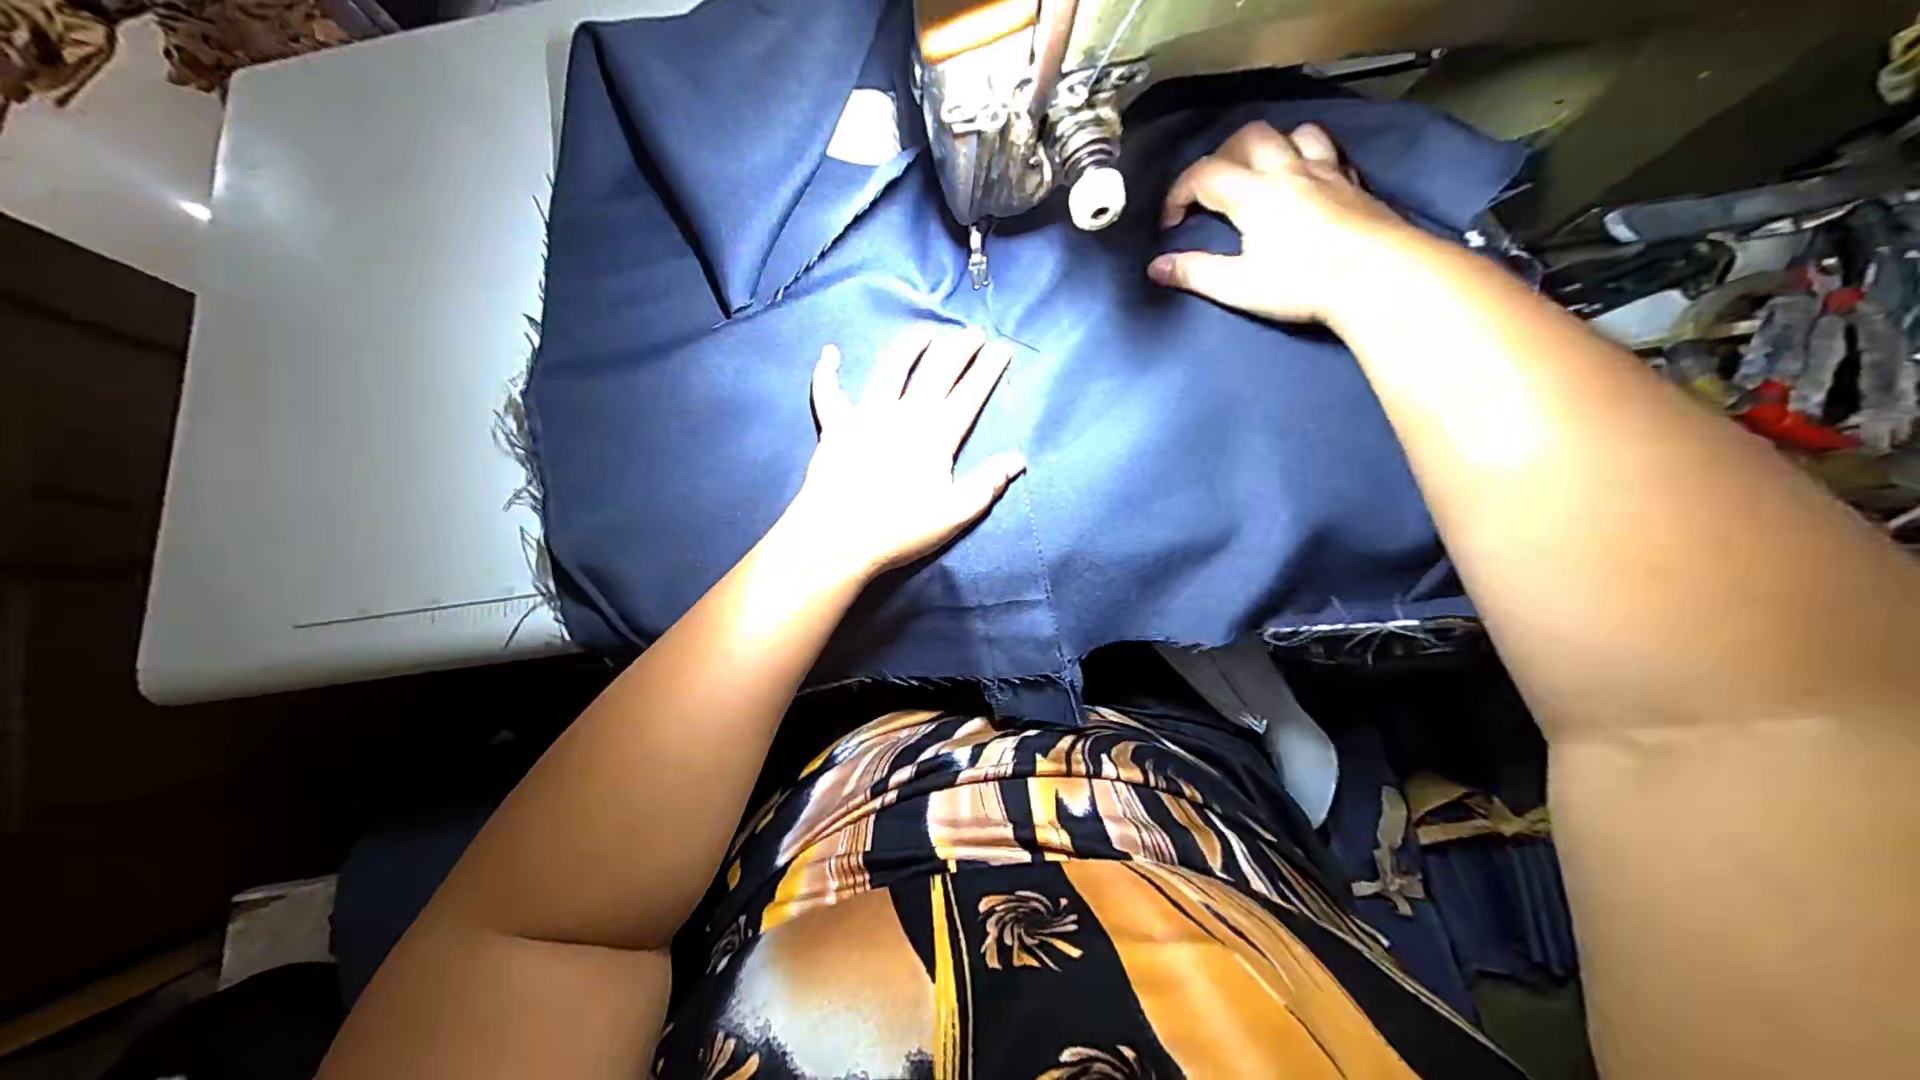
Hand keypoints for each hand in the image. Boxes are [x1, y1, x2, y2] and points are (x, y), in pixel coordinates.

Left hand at [778, 326, 1027, 579]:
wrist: (837, 538)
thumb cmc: (898, 530)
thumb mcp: (954, 514)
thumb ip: (987, 483)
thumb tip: (1018, 459)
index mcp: (936, 435)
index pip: (969, 393)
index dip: (989, 369)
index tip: (1003, 348)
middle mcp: (903, 414)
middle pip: (935, 369)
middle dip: (958, 346)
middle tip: (972, 332)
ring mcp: (865, 415)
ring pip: (890, 367)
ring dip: (909, 344)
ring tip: (925, 331)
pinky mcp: (834, 425)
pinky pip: (828, 392)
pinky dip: (827, 371)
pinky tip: (831, 352)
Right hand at [1147, 121, 1414, 324]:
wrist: (1378, 276)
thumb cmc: (1304, 284)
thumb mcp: (1239, 286)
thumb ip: (1195, 273)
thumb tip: (1156, 268)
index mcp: (1254, 194)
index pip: (1204, 174)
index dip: (1178, 194)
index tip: (1172, 223)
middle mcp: (1288, 171)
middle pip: (1248, 137)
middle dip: (1220, 157)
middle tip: (1211, 190)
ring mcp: (1325, 172)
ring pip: (1293, 134)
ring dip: (1269, 146)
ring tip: (1259, 173)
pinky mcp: (1353, 182)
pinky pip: (1328, 152)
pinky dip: (1308, 156)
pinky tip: (1305, 179)